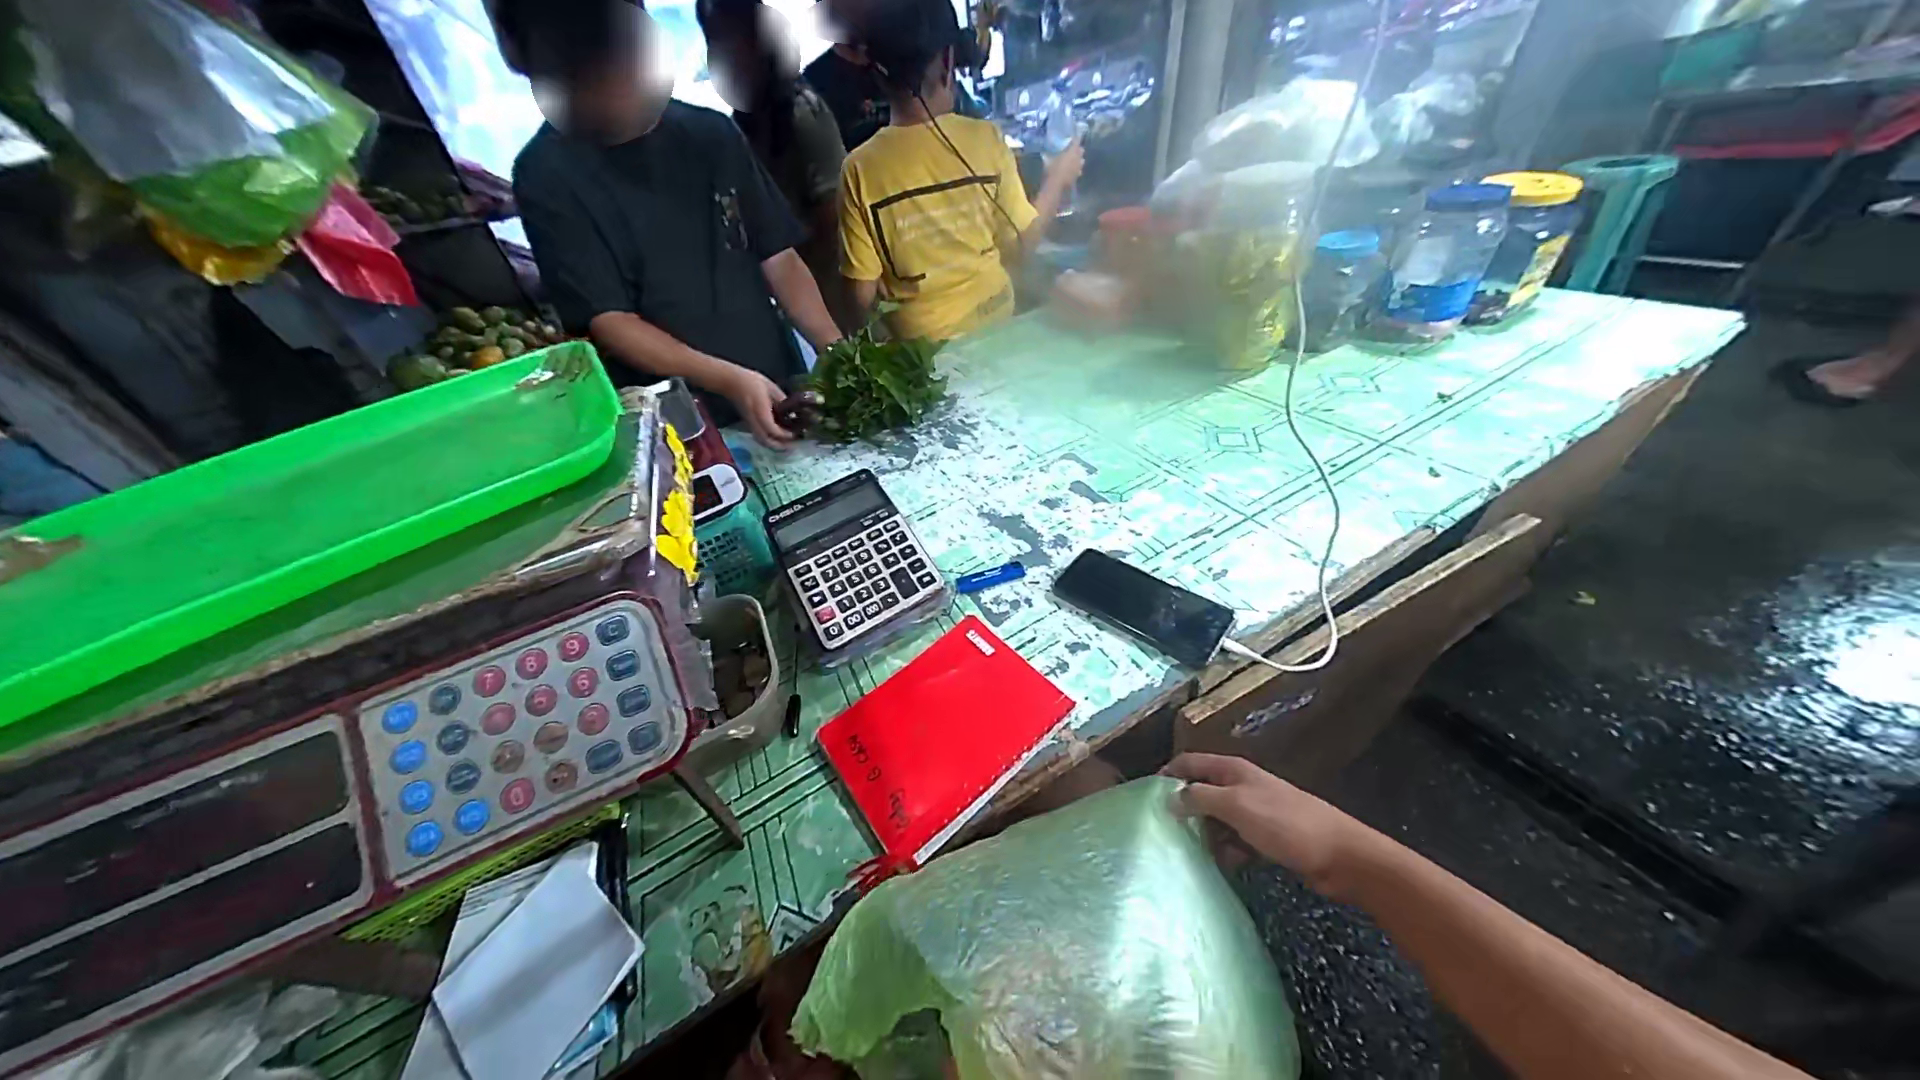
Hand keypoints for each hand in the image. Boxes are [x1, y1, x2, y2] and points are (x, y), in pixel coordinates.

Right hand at [717, 364, 796, 448]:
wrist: (731, 381)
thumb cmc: (752, 382)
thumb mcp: (771, 387)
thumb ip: (781, 400)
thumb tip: (792, 411)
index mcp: (760, 410)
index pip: (771, 429)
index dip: (783, 434)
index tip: (795, 433)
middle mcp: (754, 420)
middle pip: (765, 440)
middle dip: (780, 446)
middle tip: (793, 444)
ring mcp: (749, 423)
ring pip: (761, 441)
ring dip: (774, 445)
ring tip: (787, 443)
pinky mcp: (748, 423)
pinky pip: (759, 437)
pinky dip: (769, 440)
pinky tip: (778, 437)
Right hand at [1043, 135, 1083, 191]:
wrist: (1055, 187)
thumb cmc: (1052, 170)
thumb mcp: (1048, 161)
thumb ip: (1048, 155)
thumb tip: (1044, 153)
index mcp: (1072, 151)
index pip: (1077, 140)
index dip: (1075, 139)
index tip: (1072, 138)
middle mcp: (1078, 158)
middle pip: (1081, 150)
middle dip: (1078, 149)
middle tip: (1072, 149)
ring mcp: (1078, 168)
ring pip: (1082, 161)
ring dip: (1078, 160)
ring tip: (1073, 160)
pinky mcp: (1077, 176)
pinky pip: (1079, 170)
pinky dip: (1076, 169)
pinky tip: (1071, 170)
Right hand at [1164, 752, 1382, 899]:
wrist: (1342, 856)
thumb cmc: (1285, 824)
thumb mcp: (1236, 806)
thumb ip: (1199, 798)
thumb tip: (1168, 797)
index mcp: (1232, 770)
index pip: (1189, 763)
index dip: (1167, 775)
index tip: (1146, 796)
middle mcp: (1240, 786)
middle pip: (1201, 792)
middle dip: (1184, 809)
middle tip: (1165, 831)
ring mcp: (1254, 812)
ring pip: (1217, 819)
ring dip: (1206, 834)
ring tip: (1192, 853)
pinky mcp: (1266, 837)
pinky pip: (1235, 840)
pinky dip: (1227, 851)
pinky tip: (1224, 865)